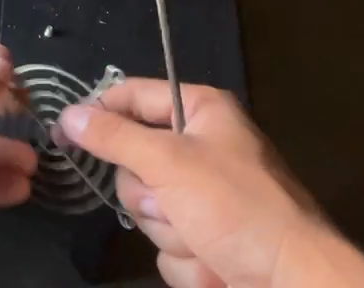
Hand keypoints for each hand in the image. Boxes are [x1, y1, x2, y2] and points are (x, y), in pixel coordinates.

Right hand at [59, 80, 363, 287]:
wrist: (298, 287)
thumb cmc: (238, 209)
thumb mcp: (169, 163)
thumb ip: (115, 137)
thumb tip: (69, 113)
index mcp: (201, 111)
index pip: (133, 95)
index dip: (99, 111)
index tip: (65, 133)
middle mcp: (202, 148)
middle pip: (136, 161)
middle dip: (150, 195)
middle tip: (171, 203)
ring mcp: (206, 198)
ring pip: (151, 209)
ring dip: (171, 232)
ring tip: (204, 241)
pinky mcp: (210, 240)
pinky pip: (170, 243)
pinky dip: (188, 260)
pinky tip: (217, 266)